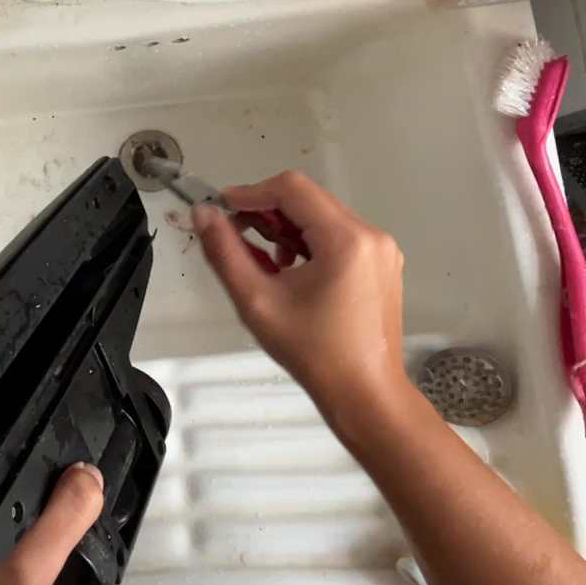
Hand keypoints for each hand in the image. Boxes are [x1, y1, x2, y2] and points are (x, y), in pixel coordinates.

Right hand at [193, 171, 409, 420]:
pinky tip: (291, 271)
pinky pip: (338, 235)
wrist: (366, 396)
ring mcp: (381, 249)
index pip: (292, 188)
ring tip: (265, 262)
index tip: (222, 210)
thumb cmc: (312, 352)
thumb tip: (203, 214)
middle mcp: (370, 234)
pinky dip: (309, 242)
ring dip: (287, 228)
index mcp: (345, 239)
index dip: (251, 193)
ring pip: (321, 216)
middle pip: (308, 199)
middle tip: (237, 236)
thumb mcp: (257, 301)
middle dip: (267, 212)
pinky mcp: (382, 263)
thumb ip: (225, 252)